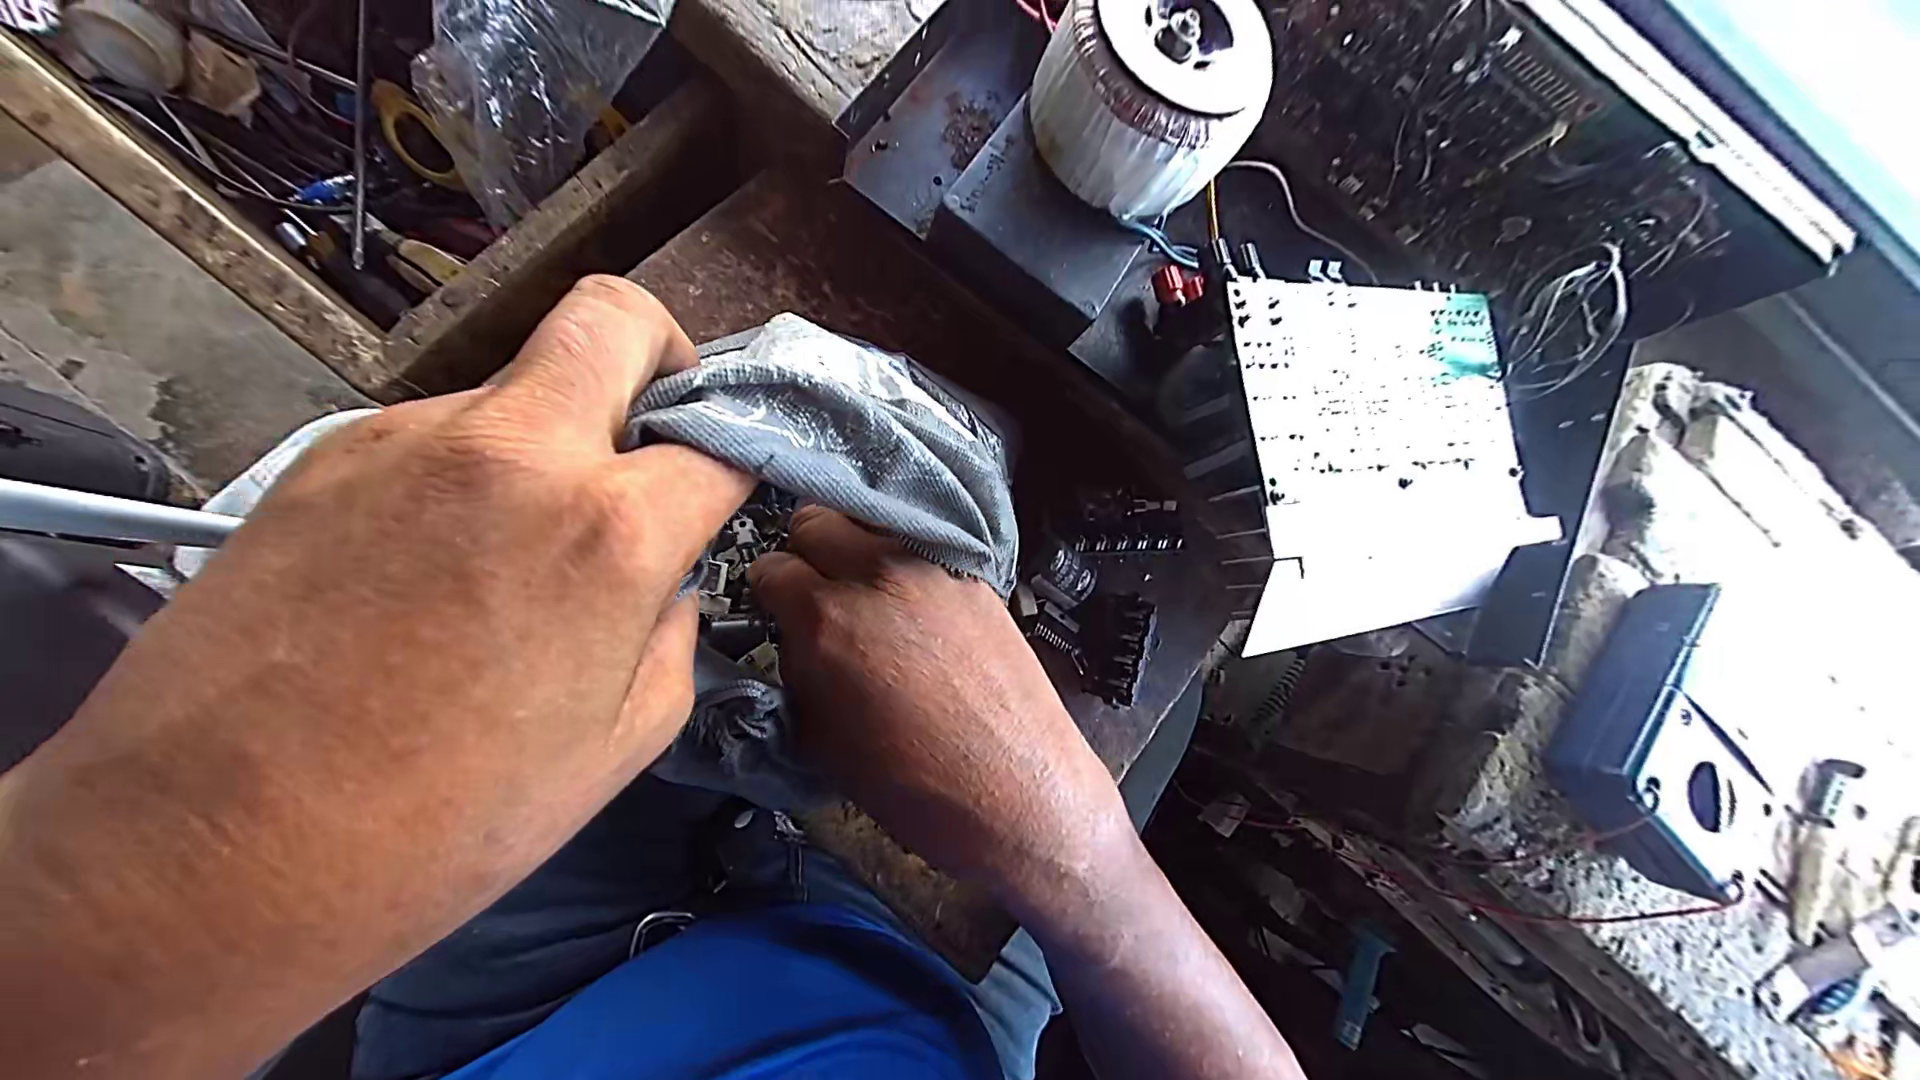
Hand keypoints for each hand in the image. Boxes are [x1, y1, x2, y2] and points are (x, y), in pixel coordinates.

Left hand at [0, 276, 753, 1077]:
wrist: (209, 863)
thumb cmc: (464, 812)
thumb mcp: (636, 729)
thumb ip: (676, 625)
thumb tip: (667, 578)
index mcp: (614, 531)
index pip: (721, 443)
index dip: (747, 456)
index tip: (739, 482)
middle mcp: (521, 453)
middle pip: (617, 318)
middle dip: (667, 350)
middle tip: (663, 423)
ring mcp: (413, 438)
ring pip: (530, 379)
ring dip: (569, 427)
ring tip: (542, 525)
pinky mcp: (331, 454)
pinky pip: (454, 426)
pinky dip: (492, 461)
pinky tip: (459, 549)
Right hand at [748, 507, 1135, 917]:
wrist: (1015, 791)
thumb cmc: (917, 785)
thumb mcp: (823, 739)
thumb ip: (800, 668)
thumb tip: (798, 638)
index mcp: (825, 621)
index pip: (771, 568)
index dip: (771, 590)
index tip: (780, 604)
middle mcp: (877, 579)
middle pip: (817, 519)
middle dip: (808, 550)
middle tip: (819, 586)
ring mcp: (931, 570)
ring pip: (873, 522)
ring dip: (859, 546)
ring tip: (867, 588)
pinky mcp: (973, 576)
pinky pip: (923, 544)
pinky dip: (907, 559)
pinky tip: (914, 600)